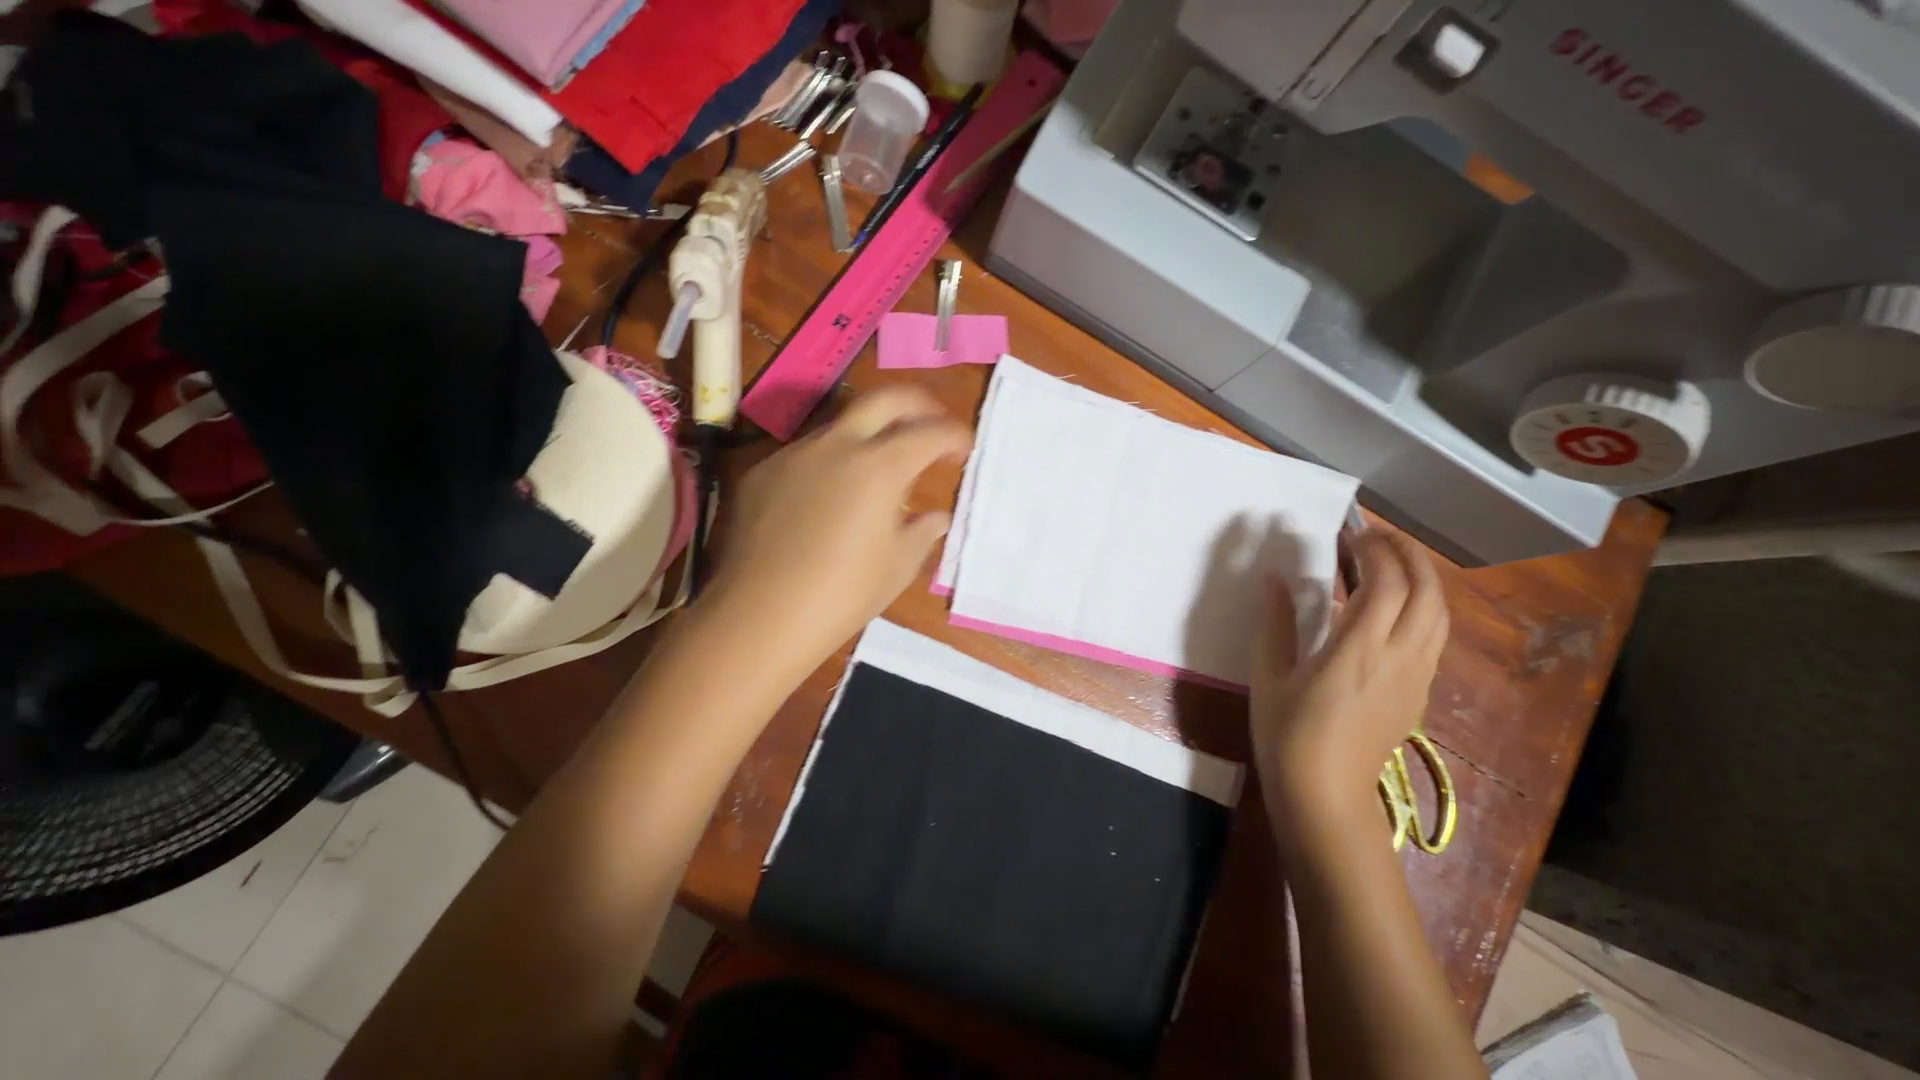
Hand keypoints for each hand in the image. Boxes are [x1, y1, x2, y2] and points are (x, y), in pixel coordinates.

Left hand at [701, 385, 971, 677]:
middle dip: (917, 404)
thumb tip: (935, 517)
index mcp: (880, 466)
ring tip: (878, 468)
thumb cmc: (842, 594)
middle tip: (931, 423)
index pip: (930, 432)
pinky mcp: (762, 472)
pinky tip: (828, 497)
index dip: (954, 436)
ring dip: (868, 434)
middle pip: (884, 399)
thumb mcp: (897, 568)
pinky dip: (829, 463)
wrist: (760, 614)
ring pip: (840, 425)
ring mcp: (794, 454)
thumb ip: (922, 532)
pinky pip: (805, 455)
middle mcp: (837, 445)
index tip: (964, 449)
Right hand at [1249, 530, 1448, 835]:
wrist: (1326, 795)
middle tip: (1377, 537)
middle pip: (1426, 591)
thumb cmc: (1288, 736)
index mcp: (1359, 650)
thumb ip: (1276, 622)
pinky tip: (1396, 606)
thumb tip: (1275, 578)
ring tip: (1391, 563)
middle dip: (1407, 555)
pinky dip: (1423, 606)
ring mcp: (1416, 675)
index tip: (1351, 533)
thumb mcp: (1268, 676)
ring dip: (1422, 578)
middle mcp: (1399, 657)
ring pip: (1439, 613)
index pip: (1387, 583)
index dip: (1376, 550)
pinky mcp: (1418, 692)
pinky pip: (1434, 636)